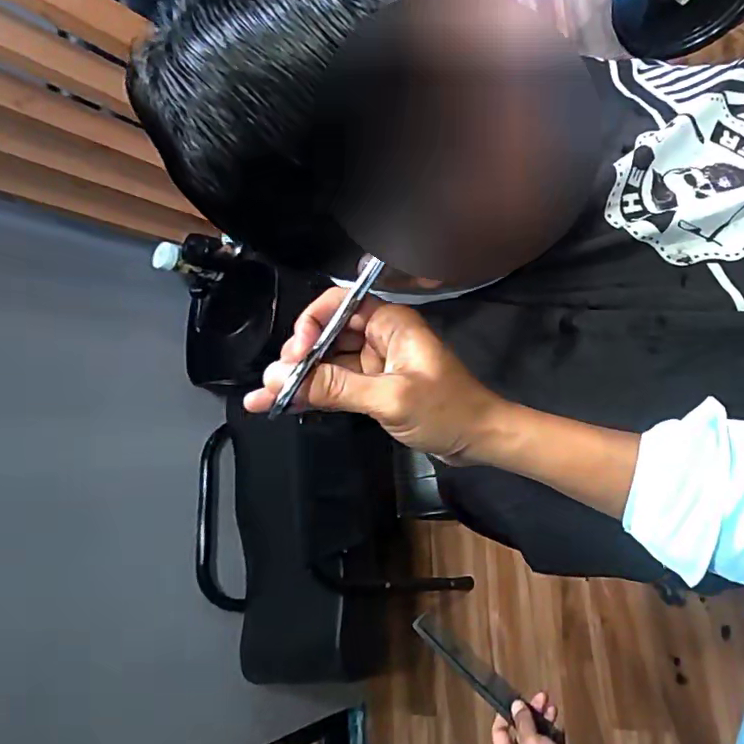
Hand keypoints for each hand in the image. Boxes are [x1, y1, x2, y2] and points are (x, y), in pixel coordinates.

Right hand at [242, 287, 508, 463]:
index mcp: (391, 324)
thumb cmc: (446, 410)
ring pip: (328, 363)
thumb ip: (338, 387)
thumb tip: (285, 379)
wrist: (479, 438)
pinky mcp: (375, 387)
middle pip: (327, 334)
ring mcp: (376, 363)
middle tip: (274, 381)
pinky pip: (337, 385)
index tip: (295, 352)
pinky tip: (284, 404)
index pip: (339, 305)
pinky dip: (314, 394)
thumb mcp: (391, 398)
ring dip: (299, 378)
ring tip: (264, 396)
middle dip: (298, 356)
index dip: (310, 322)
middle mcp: (381, 337)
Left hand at [490, 693, 608, 743]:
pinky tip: (559, 722)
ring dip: (543, 721)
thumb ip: (523, 723)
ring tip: (552, 704)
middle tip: (542, 696)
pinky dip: (554, 733)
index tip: (515, 698)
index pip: (499, 733)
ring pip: (538, 738)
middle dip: (529, 714)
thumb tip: (514, 704)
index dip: (504, 715)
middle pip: (521, 734)